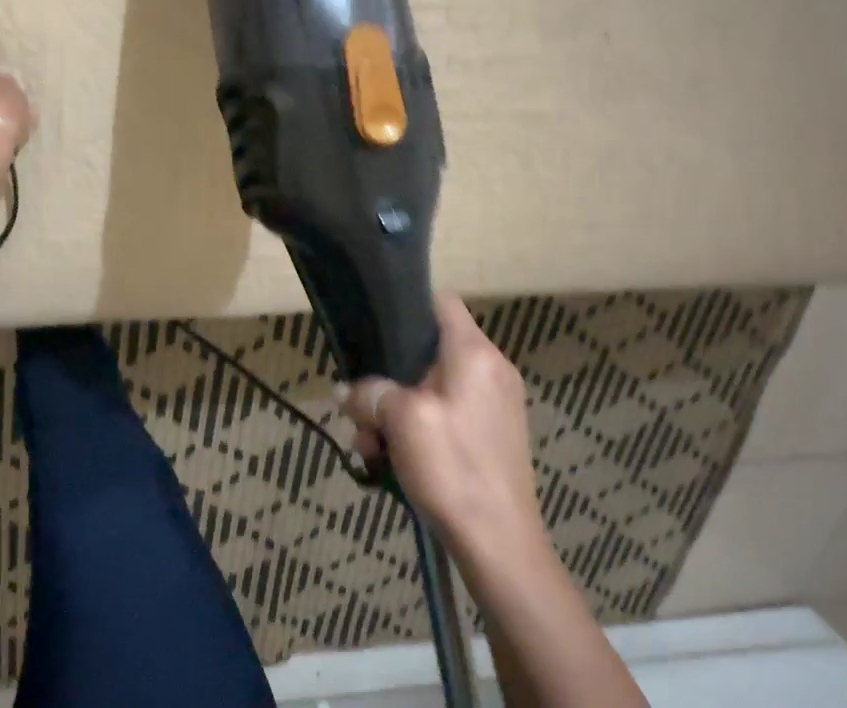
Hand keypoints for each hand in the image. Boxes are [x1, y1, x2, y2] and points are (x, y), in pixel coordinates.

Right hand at [340, 297, 545, 553]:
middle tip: (361, 414)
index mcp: (475, 355)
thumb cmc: (454, 468)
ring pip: (425, 390)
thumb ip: (369, 393)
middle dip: (385, 381)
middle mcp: (489, 371)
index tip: (370, 331)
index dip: (404, 308)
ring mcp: (491, 406)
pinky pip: (440, 417)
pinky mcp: (487, 436)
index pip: (441, 303)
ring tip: (370, 449)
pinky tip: (390, 462)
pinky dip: (413, 432)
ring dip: (392, 414)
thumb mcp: (401, 420)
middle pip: (424, 353)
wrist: (499, 543)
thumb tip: (347, 392)